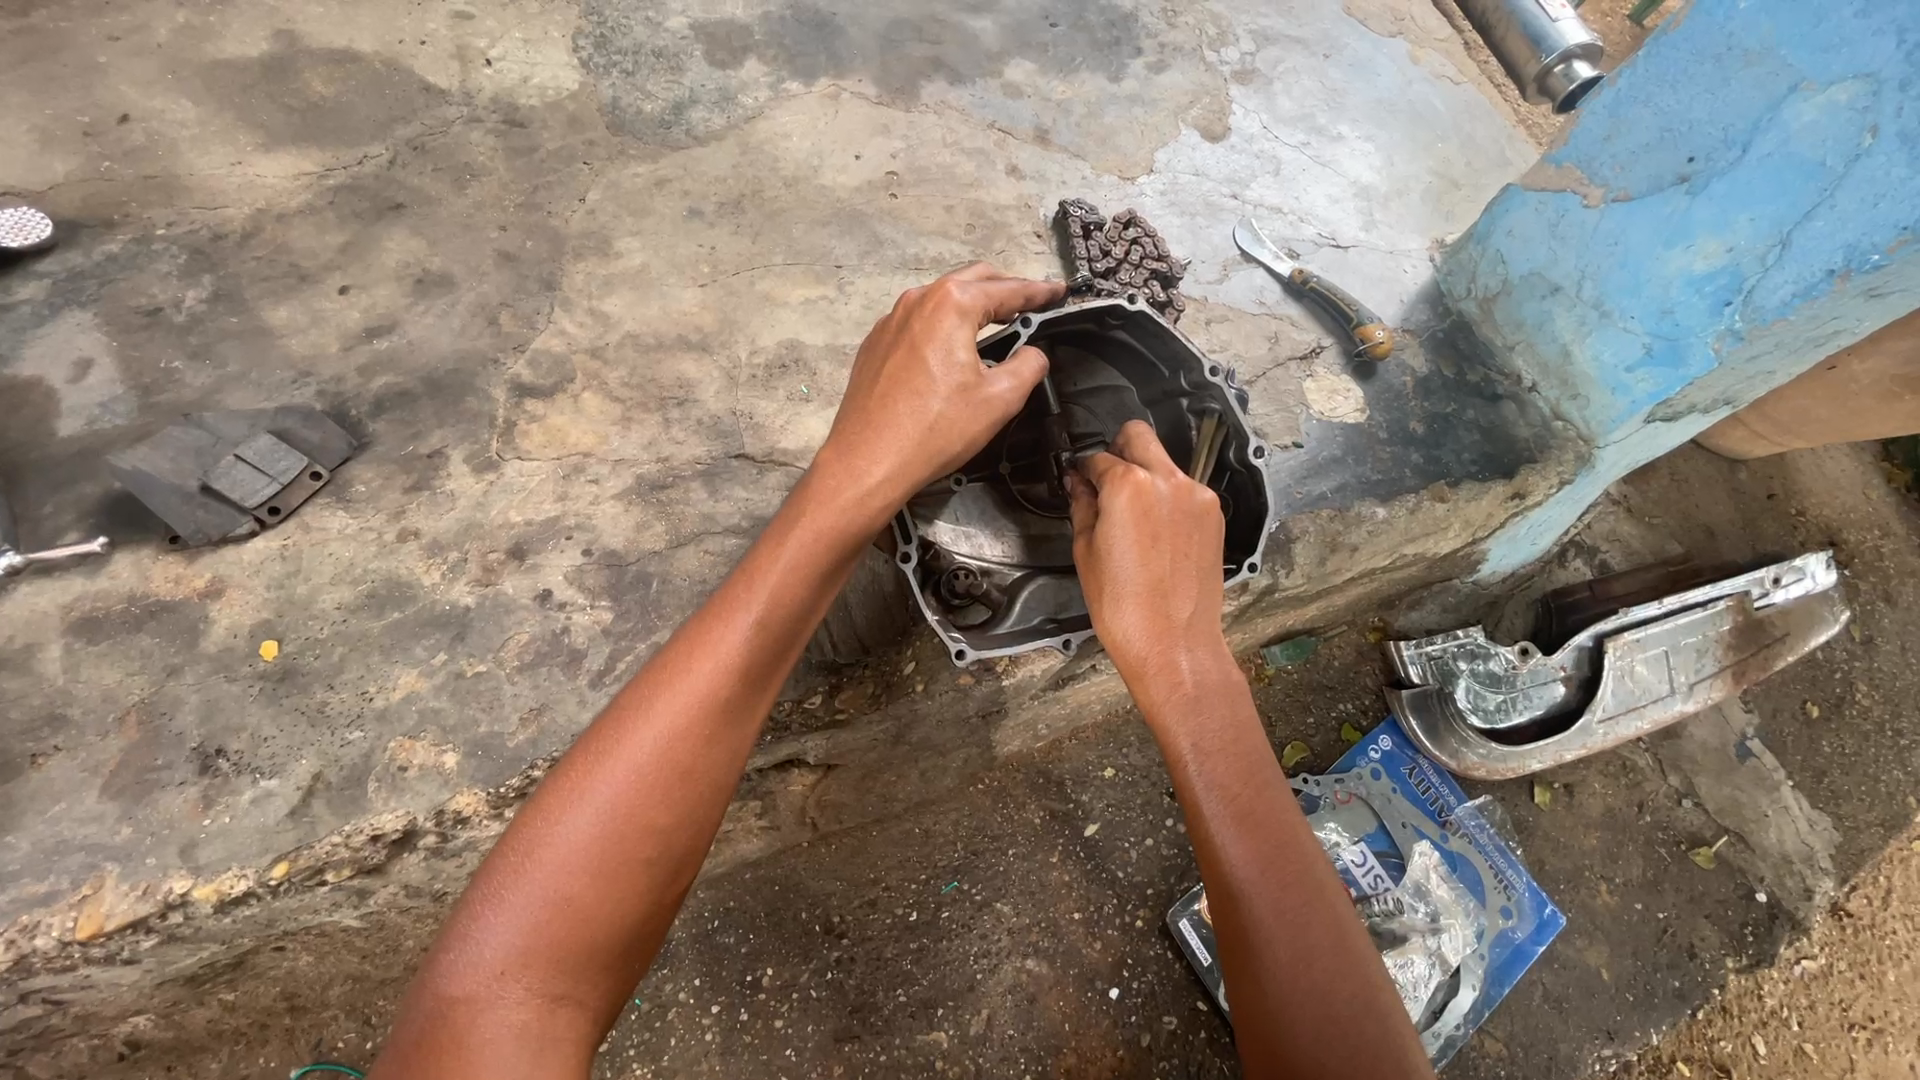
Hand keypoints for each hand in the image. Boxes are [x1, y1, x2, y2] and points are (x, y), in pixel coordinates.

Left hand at [815, 263, 1064, 516]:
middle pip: (972, 281)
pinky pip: (917, 323)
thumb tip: (1033, 354)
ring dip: (971, 306)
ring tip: (995, 324)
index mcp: (952, 304)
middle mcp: (917, 301)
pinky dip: (943, 326)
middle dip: (1005, 288)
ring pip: (941, 300)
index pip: (1007, 289)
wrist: (868, 460)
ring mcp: (890, 321)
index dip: (1039, 291)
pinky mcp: (875, 345)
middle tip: (1031, 304)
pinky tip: (951, 350)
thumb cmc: (935, 430)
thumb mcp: (999, 399)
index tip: (1058, 293)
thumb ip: (1028, 366)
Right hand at [1068, 420, 1231, 698]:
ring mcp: (1197, 495)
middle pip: (1139, 436)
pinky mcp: (1214, 515)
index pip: (1098, 457)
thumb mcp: (1085, 551)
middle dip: (1118, 450)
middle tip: (1105, 480)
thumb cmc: (1121, 605)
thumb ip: (1083, 505)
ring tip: (1132, 517)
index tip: (1078, 482)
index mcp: (1128, 485)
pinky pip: (1186, 490)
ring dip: (1146, 476)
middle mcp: (1168, 479)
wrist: (1172, 643)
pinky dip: (1168, 499)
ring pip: (1165, 463)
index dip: (1083, 470)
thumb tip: (1079, 483)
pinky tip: (1156, 534)